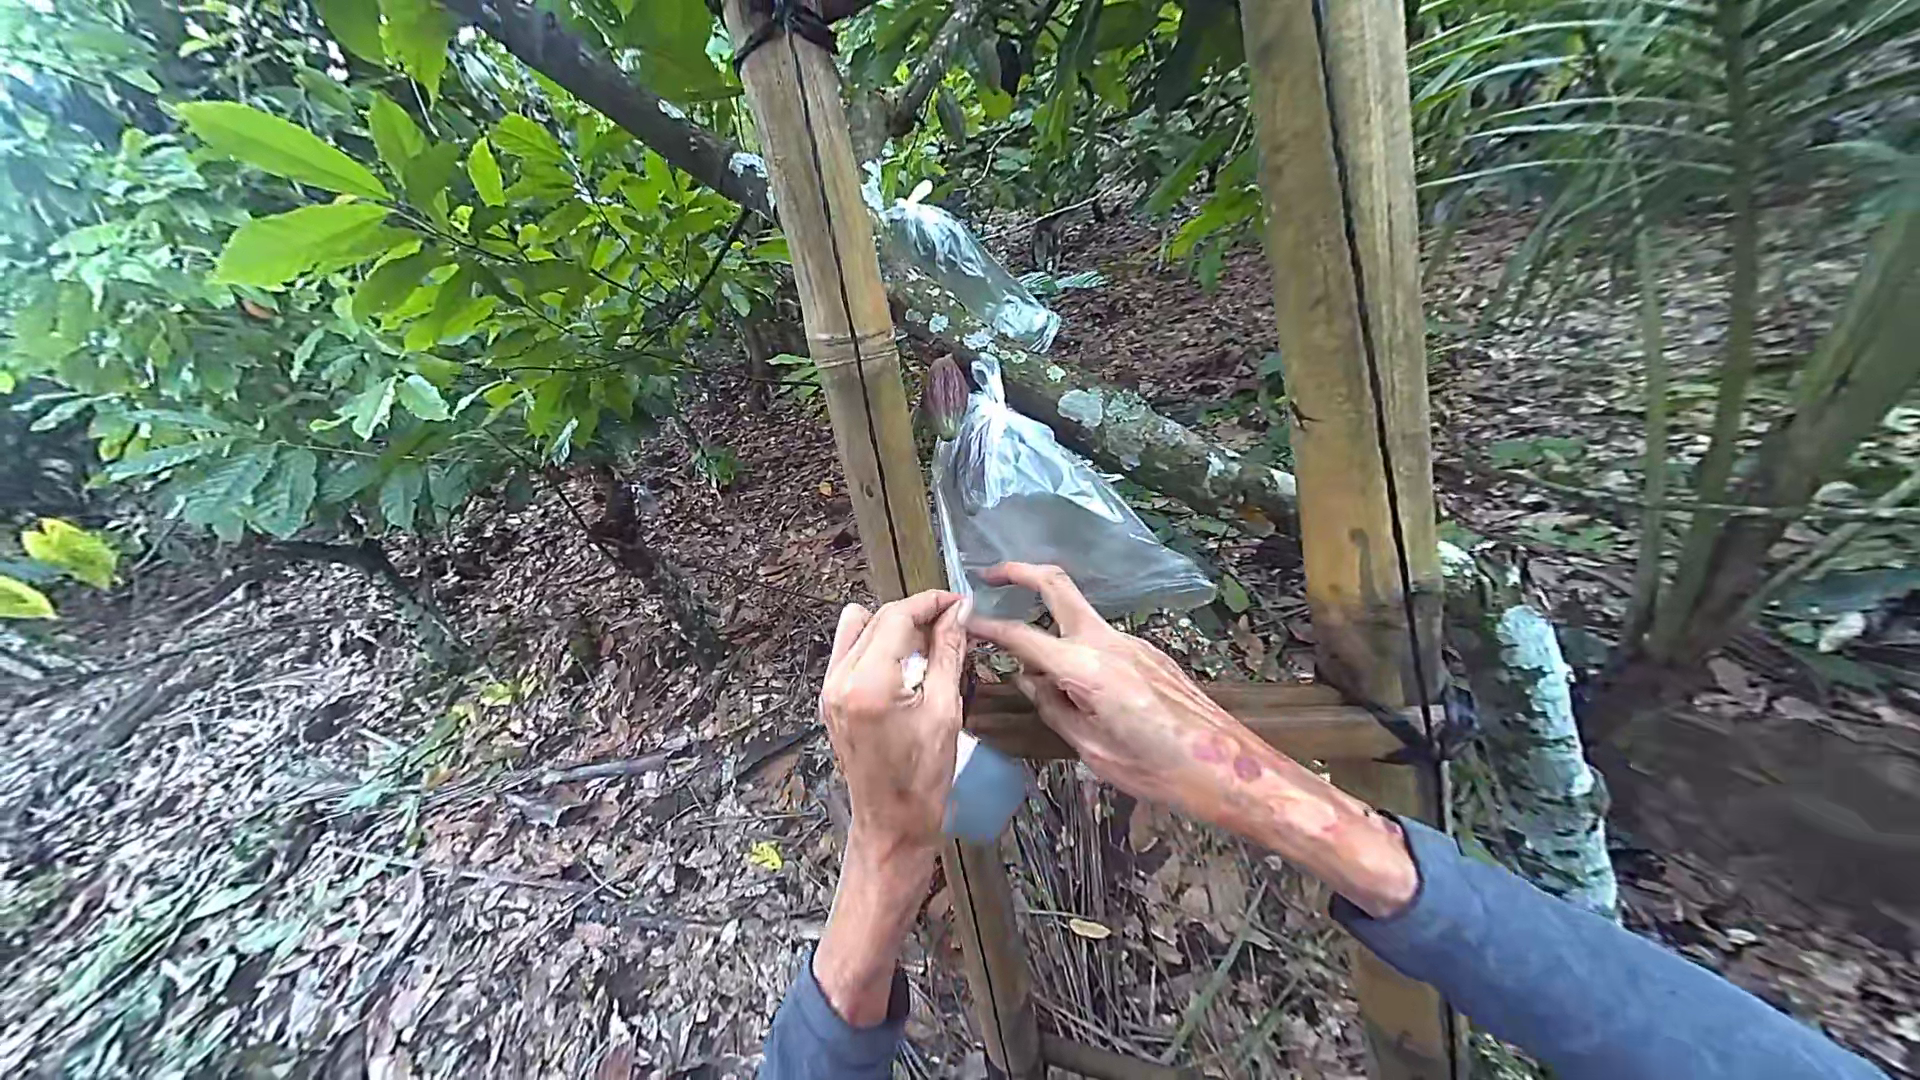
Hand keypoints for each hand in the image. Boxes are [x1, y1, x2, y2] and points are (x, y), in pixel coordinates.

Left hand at [812, 590, 966, 1026]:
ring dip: (896, 625)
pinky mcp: (829, 699)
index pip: (897, 617)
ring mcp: (829, 689)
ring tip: (930, 641)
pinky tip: (905, 659)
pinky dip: (878, 643)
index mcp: (868, 685)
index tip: (959, 602)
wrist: (891, 826)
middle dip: (917, 613)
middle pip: (878, 617)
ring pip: (861, 628)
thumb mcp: (945, 711)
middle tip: (952, 621)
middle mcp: (839, 680)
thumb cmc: (924, 778)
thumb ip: (948, 653)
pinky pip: (850, 650)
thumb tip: (959, 611)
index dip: (931, 602)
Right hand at [966, 562, 1416, 916]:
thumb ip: (1054, 708)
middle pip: (1057, 583)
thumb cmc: (1159, 772)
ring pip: (1079, 614)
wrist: (1234, 770)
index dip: (988, 628)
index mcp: (1086, 669)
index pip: (1022, 637)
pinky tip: (1081, 687)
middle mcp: (1107, 641)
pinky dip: (1077, 646)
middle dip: (1019, 570)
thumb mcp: (1093, 751)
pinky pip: (1101, 638)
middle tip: (990, 574)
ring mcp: (1133, 641)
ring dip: (1050, 620)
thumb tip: (1029, 679)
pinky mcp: (1149, 651)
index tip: (964, 622)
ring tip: (1037, 670)